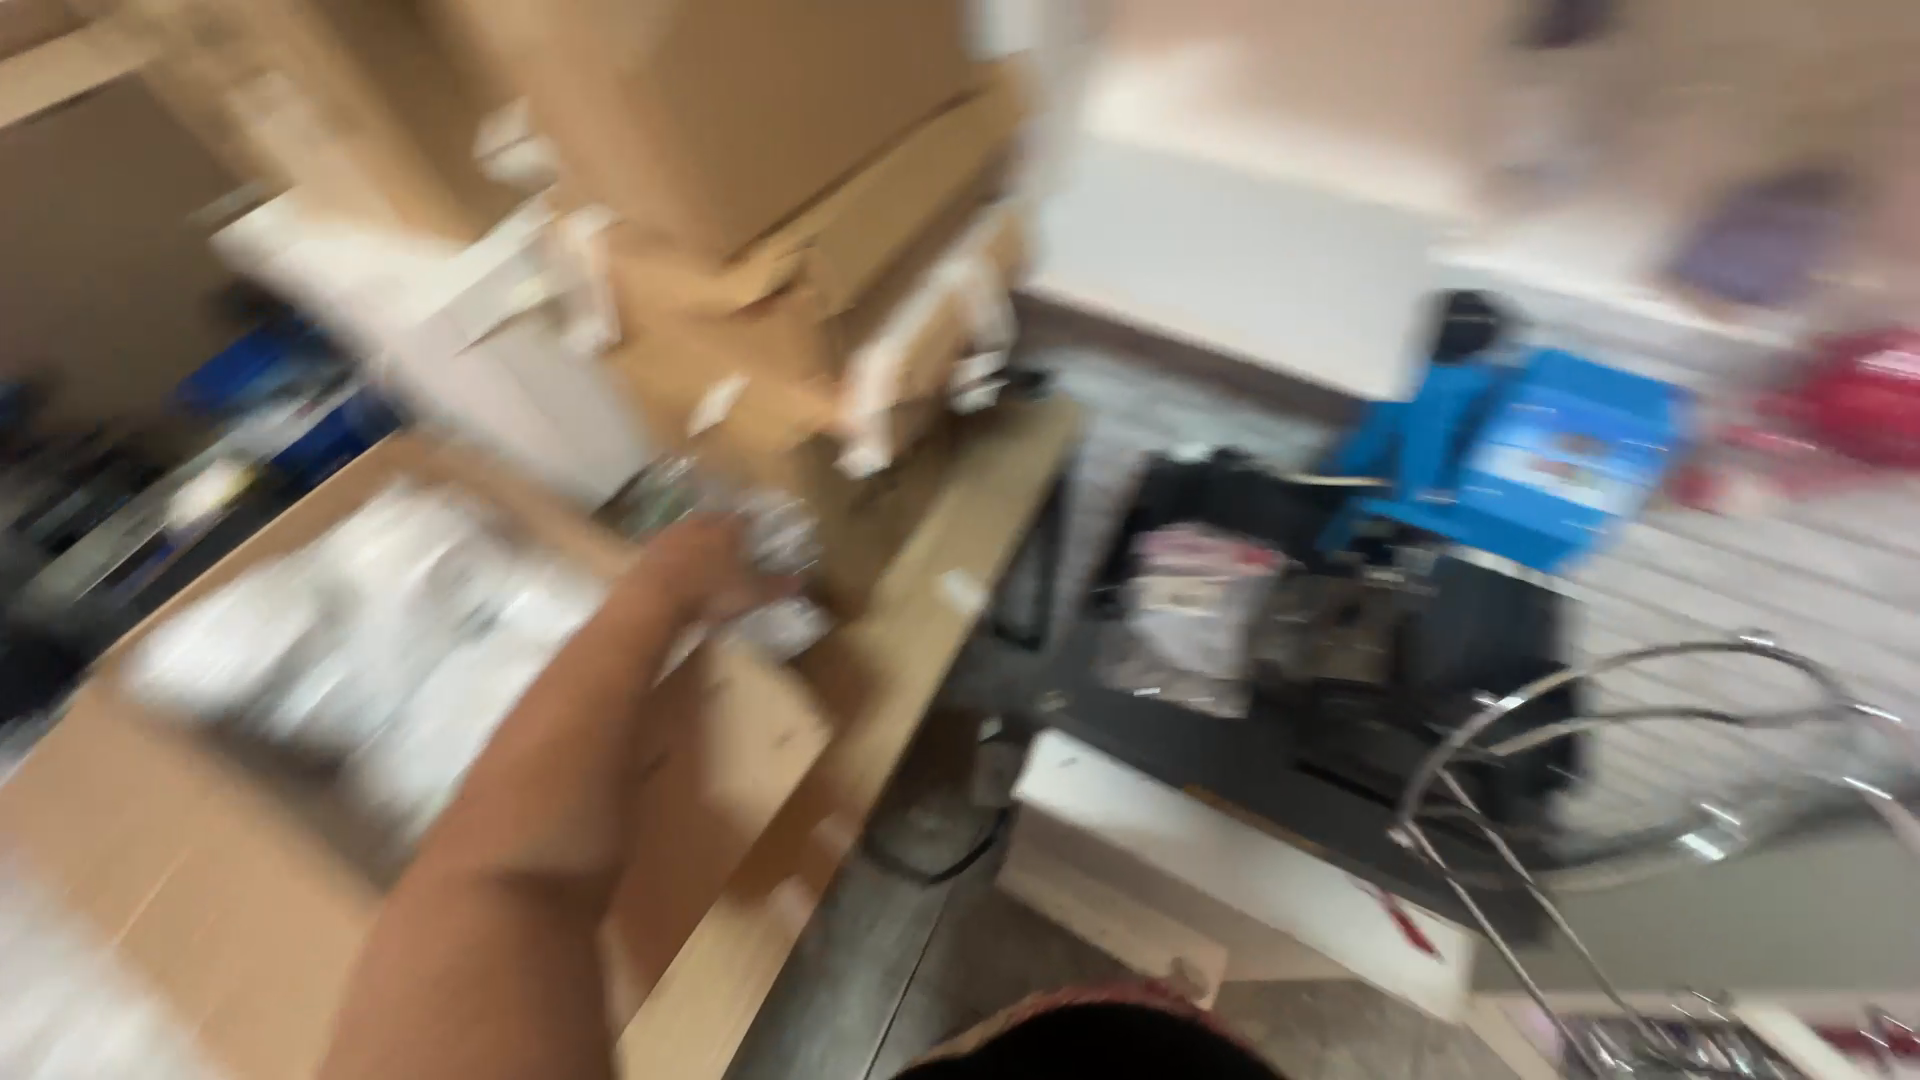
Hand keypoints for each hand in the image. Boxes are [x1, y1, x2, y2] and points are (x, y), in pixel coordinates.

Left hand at [631, 513, 798, 622]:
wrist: (654, 599)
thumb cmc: (711, 593)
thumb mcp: (752, 594)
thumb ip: (777, 586)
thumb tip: (803, 581)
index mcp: (728, 529)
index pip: (746, 519)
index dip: (753, 525)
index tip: (757, 531)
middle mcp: (701, 524)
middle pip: (715, 519)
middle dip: (723, 527)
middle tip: (731, 541)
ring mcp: (671, 535)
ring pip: (689, 529)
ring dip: (697, 538)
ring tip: (703, 553)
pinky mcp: (648, 550)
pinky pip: (667, 546)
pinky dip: (675, 554)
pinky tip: (677, 568)